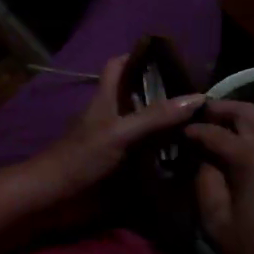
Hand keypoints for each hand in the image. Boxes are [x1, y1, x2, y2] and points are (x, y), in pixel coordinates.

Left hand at [33, 55, 204, 202]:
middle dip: (163, 92)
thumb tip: (197, 98)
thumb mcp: (121, 133)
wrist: (53, 196)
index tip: (169, 58)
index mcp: (106, 99)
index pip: (118, 66)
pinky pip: (143, 150)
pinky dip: (161, 150)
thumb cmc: (82, 157)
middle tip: (197, 95)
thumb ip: (155, 117)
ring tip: (200, 122)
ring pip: (142, 123)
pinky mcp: (116, 164)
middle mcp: (110, 115)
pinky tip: (183, 153)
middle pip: (136, 95)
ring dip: (165, 123)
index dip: (138, 57)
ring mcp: (112, 140)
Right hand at [187, 100, 253, 253]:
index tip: (175, 132)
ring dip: (241, 121)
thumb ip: (205, 181)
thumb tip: (201, 159)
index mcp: (253, 158)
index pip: (215, 131)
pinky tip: (242, 152)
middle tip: (197, 118)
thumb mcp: (217, 224)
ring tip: (216, 132)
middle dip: (220, 110)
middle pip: (248, 112)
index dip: (192, 129)